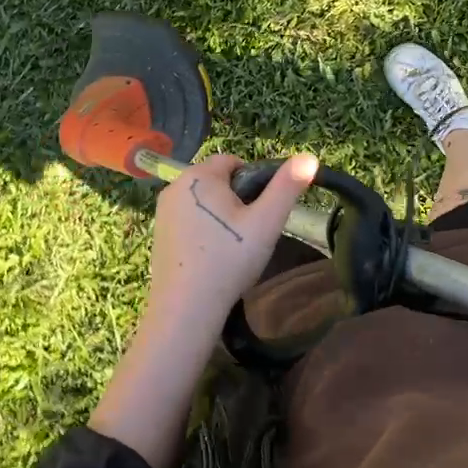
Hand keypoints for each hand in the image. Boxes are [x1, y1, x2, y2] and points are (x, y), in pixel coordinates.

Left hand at [87, 153, 316, 467]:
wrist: (185, 310)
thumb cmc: (229, 260)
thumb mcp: (266, 223)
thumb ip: (287, 187)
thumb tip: (309, 157)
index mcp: (199, 175)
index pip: (232, 162)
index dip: (252, 183)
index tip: (260, 213)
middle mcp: (176, 186)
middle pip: (217, 181)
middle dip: (236, 200)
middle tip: (249, 234)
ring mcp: (163, 211)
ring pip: (203, 201)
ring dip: (220, 216)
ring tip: (232, 249)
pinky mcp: (158, 233)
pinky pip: (188, 220)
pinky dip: (203, 231)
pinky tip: (212, 258)